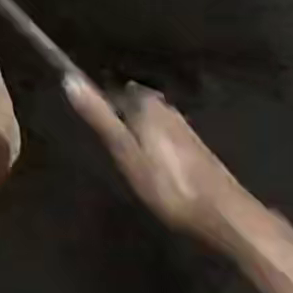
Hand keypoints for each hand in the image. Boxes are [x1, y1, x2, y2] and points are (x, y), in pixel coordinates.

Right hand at [64, 75, 257, 247]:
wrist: (223, 213)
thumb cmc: (167, 183)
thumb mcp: (125, 152)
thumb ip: (98, 115)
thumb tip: (69, 79)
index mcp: (142, 101)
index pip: (108, 89)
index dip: (96, 101)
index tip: (86, 117)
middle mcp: (161, 103)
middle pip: (127, 100)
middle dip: (116, 112)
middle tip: (104, 139)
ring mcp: (178, 122)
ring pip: (145, 116)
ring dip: (133, 127)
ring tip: (123, 152)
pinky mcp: (190, 141)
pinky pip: (158, 129)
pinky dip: (149, 138)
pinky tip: (149, 160)